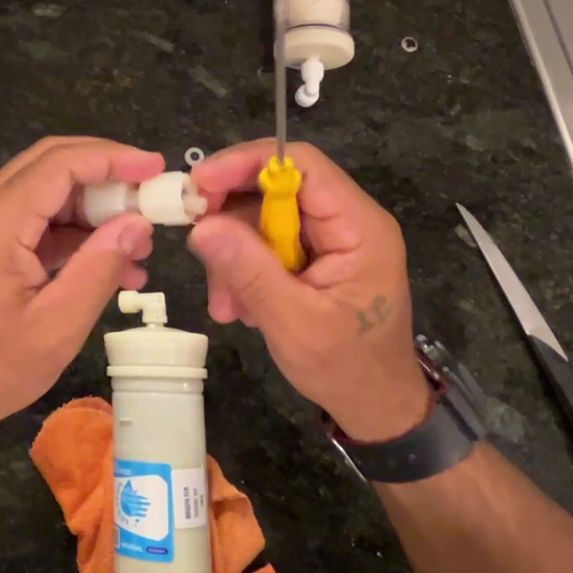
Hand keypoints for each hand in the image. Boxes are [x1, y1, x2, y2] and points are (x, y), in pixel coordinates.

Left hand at [0, 137, 162, 445]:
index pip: (60, 163)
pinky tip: (108, 262)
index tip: (156, 168)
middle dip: (106, 173)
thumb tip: (138, 223)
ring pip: (44, 191)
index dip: (112, 158)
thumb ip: (100, 267)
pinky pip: (33, 220)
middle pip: (50, 165)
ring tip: (139, 242)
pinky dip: (72, 232)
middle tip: (153, 194)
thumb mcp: (57, 326)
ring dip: (92, 208)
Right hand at [186, 140, 430, 442]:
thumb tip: (201, 225)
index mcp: (358, 226)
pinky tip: (238, 307)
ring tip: (225, 302)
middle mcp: (345, 220)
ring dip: (232, 255)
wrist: (376, 408)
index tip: (199, 184)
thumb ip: (249, 270)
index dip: (246, 163)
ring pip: (260, 218)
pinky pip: (264, 244)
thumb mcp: (294, 322)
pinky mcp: (312, 256)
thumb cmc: (348, 368)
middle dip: (230, 218)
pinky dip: (241, 270)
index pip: (301, 164)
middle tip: (196, 239)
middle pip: (274, 188)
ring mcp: (327, 238)